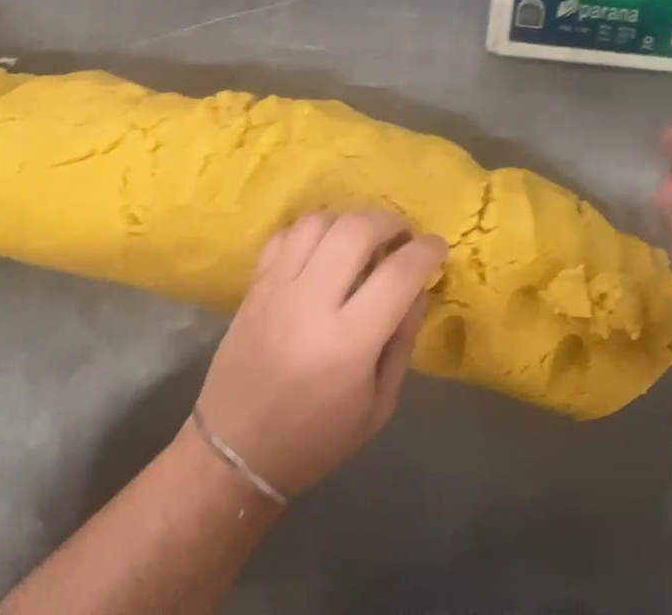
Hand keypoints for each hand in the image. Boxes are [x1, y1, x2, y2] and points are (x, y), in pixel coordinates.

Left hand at [190, 211, 447, 497]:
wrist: (234, 452)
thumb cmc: (316, 438)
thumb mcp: (379, 404)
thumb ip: (402, 340)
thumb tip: (418, 288)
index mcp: (348, 342)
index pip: (398, 274)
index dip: (426, 251)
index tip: (437, 248)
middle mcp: (310, 305)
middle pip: (355, 230)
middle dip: (389, 222)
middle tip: (402, 237)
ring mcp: (275, 291)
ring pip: (317, 222)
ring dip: (350, 220)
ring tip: (364, 238)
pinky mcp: (253, 288)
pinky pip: (283, 236)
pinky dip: (312, 230)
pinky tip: (325, 247)